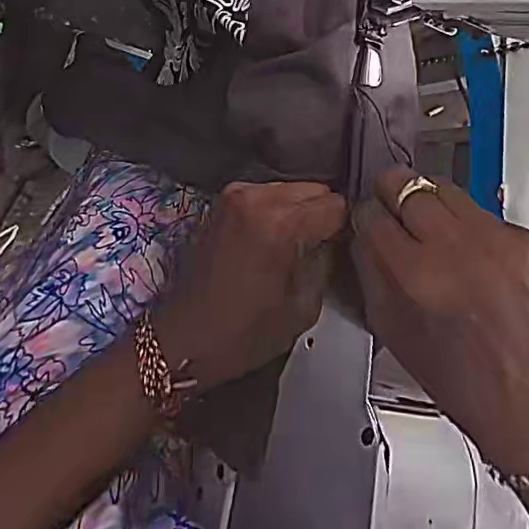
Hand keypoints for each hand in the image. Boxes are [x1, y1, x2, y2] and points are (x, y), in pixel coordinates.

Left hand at [155, 181, 344, 392]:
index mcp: (281, 224)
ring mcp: (237, 194)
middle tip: (319, 247)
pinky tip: (272, 238)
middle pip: (315, 189)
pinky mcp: (224, 200)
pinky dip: (277, 209)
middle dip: (322, 215)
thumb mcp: (303, 307)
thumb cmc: (243, 334)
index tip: (340, 248)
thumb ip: (326, 262)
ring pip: (292, 188)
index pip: (336, 206)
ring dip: (300, 210)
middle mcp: (258, 198)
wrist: (184, 339)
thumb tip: (336, 240)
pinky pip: (268, 193)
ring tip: (294, 244)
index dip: (344, 229)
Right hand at [351, 170, 528, 475]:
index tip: (367, 214)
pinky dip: (468, 225)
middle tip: (388, 194)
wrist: (528, 396)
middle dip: (393, 190)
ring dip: (429, 200)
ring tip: (426, 221)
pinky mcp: (525, 240)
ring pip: (447, 189)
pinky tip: (468, 251)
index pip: (376, 216)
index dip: (365, 213)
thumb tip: (364, 233)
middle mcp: (460, 250)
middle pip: (410, 187)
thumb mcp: (393, 331)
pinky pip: (483, 214)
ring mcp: (497, 241)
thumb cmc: (462, 378)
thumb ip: (371, 272)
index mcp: (419, 277)